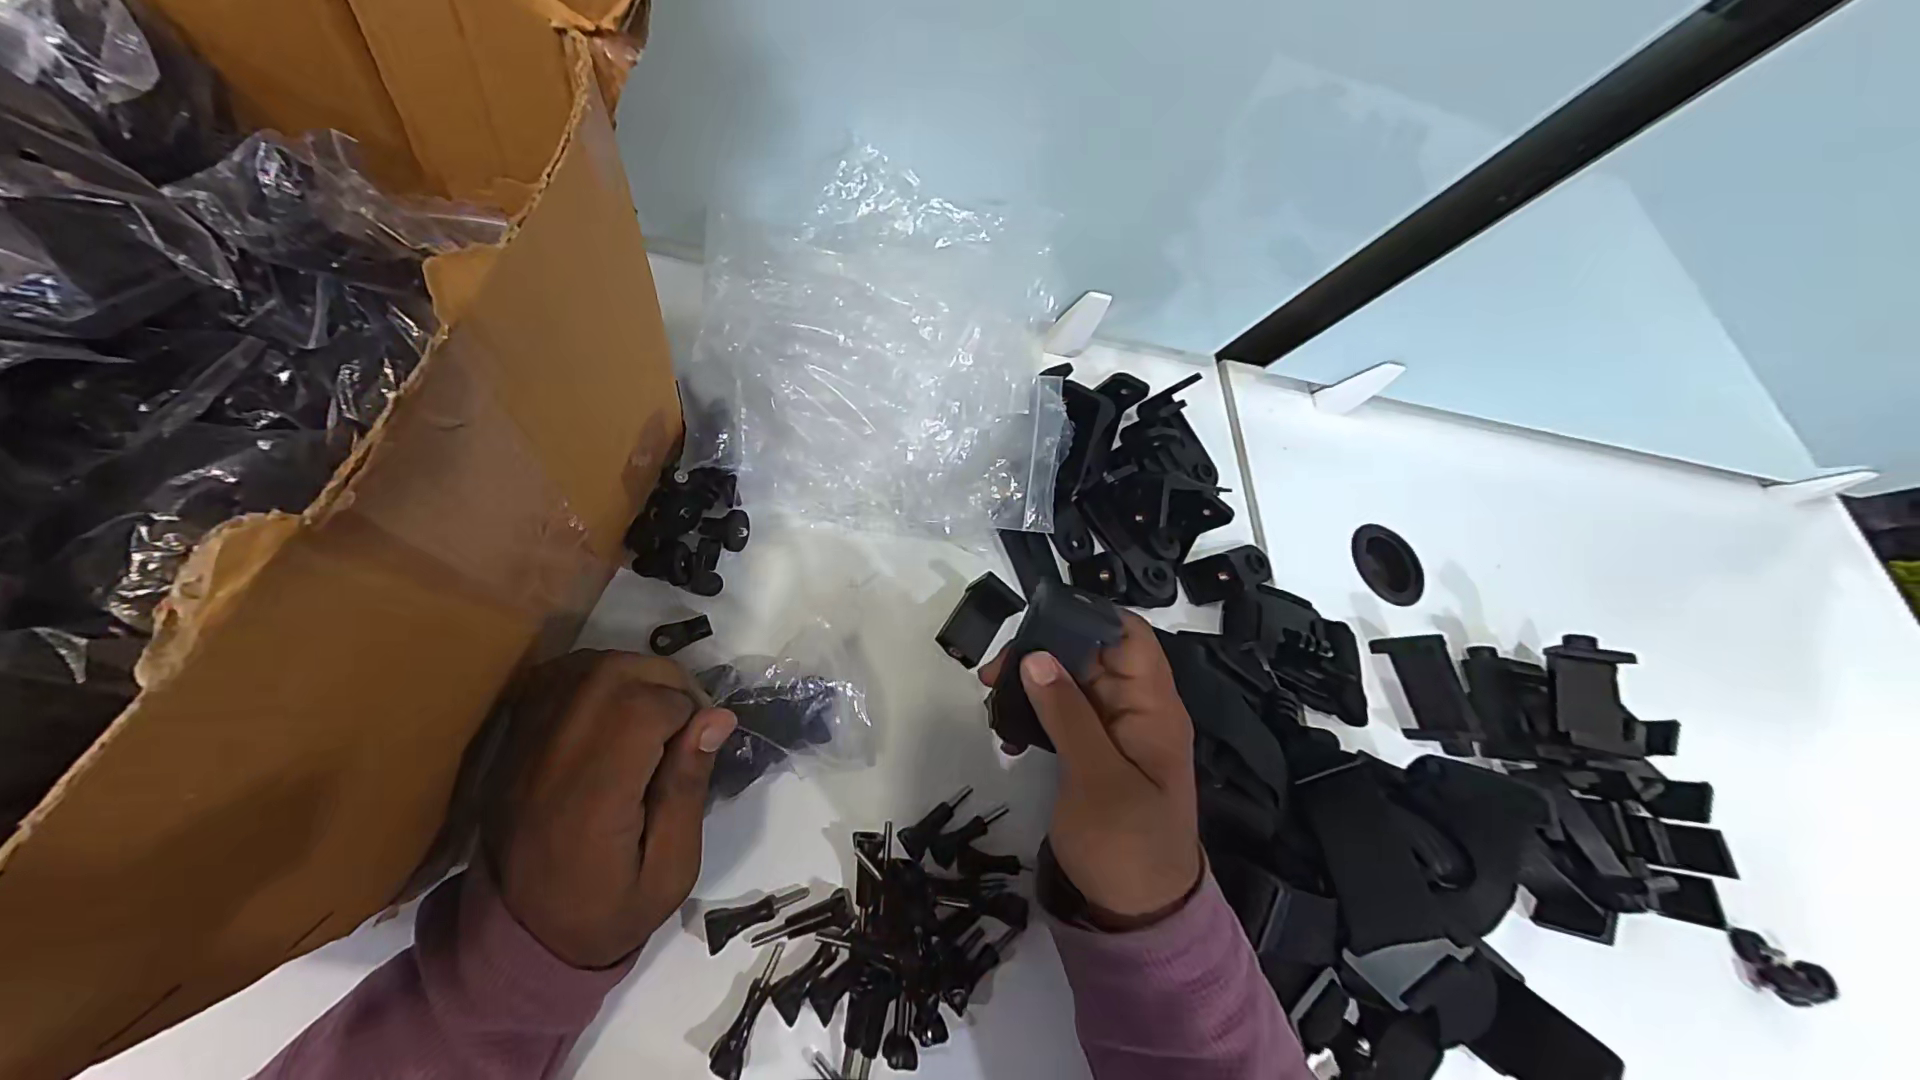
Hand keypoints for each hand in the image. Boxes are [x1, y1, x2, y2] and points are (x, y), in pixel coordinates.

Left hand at [485, 651, 737, 967]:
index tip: (701, 736)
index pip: (639, 711)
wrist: (520, 941)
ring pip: (582, 667)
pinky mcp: (512, 744)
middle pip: (610, 676)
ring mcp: (522, 749)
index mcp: (591, 803)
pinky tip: (619, 704)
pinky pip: (554, 679)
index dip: (685, 707)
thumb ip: (689, 788)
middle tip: (687, 716)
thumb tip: (718, 718)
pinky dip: (597, 676)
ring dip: (634, 673)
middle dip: (665, 680)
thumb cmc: (609, 911)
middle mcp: (548, 763)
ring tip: (657, 708)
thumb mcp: (671, 869)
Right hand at [980, 612, 1201, 926]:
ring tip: (993, 696)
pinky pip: (1063, 714)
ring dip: (1033, 682)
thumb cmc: (1126, 844)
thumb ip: (1068, 714)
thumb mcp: (1097, 778)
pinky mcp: (1091, 751)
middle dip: (1045, 651)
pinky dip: (1035, 713)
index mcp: (1152, 707)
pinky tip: (1008, 730)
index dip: (1090, 619)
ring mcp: (1112, 730)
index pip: (1130, 638)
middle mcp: (1134, 709)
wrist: (1135, 915)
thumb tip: (1036, 656)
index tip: (1038, 619)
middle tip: (995, 669)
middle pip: (1092, 655)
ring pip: (1071, 682)